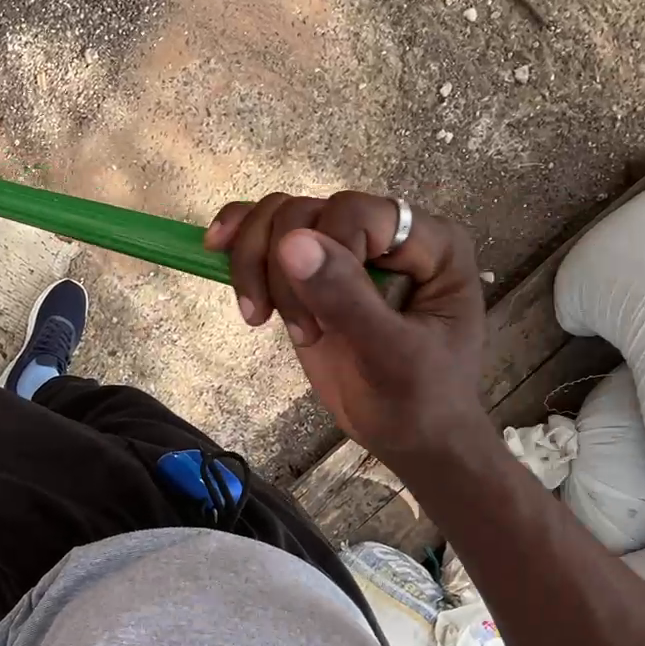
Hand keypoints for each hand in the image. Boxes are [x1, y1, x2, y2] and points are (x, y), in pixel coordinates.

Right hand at [205, 192, 488, 466]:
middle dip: (282, 269)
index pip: (355, 214)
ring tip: (257, 315)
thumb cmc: (416, 399)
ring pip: (276, 217)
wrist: (406, 434)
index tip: (318, 319)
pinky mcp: (307, 268)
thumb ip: (346, 297)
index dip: (324, 255)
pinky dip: (237, 241)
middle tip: (294, 332)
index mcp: (428, 242)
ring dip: (252, 262)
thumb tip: (291, 243)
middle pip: (306, 211)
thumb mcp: (390, 354)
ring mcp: (343, 247)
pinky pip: (264, 233)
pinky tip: (215, 250)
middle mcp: (385, 233)